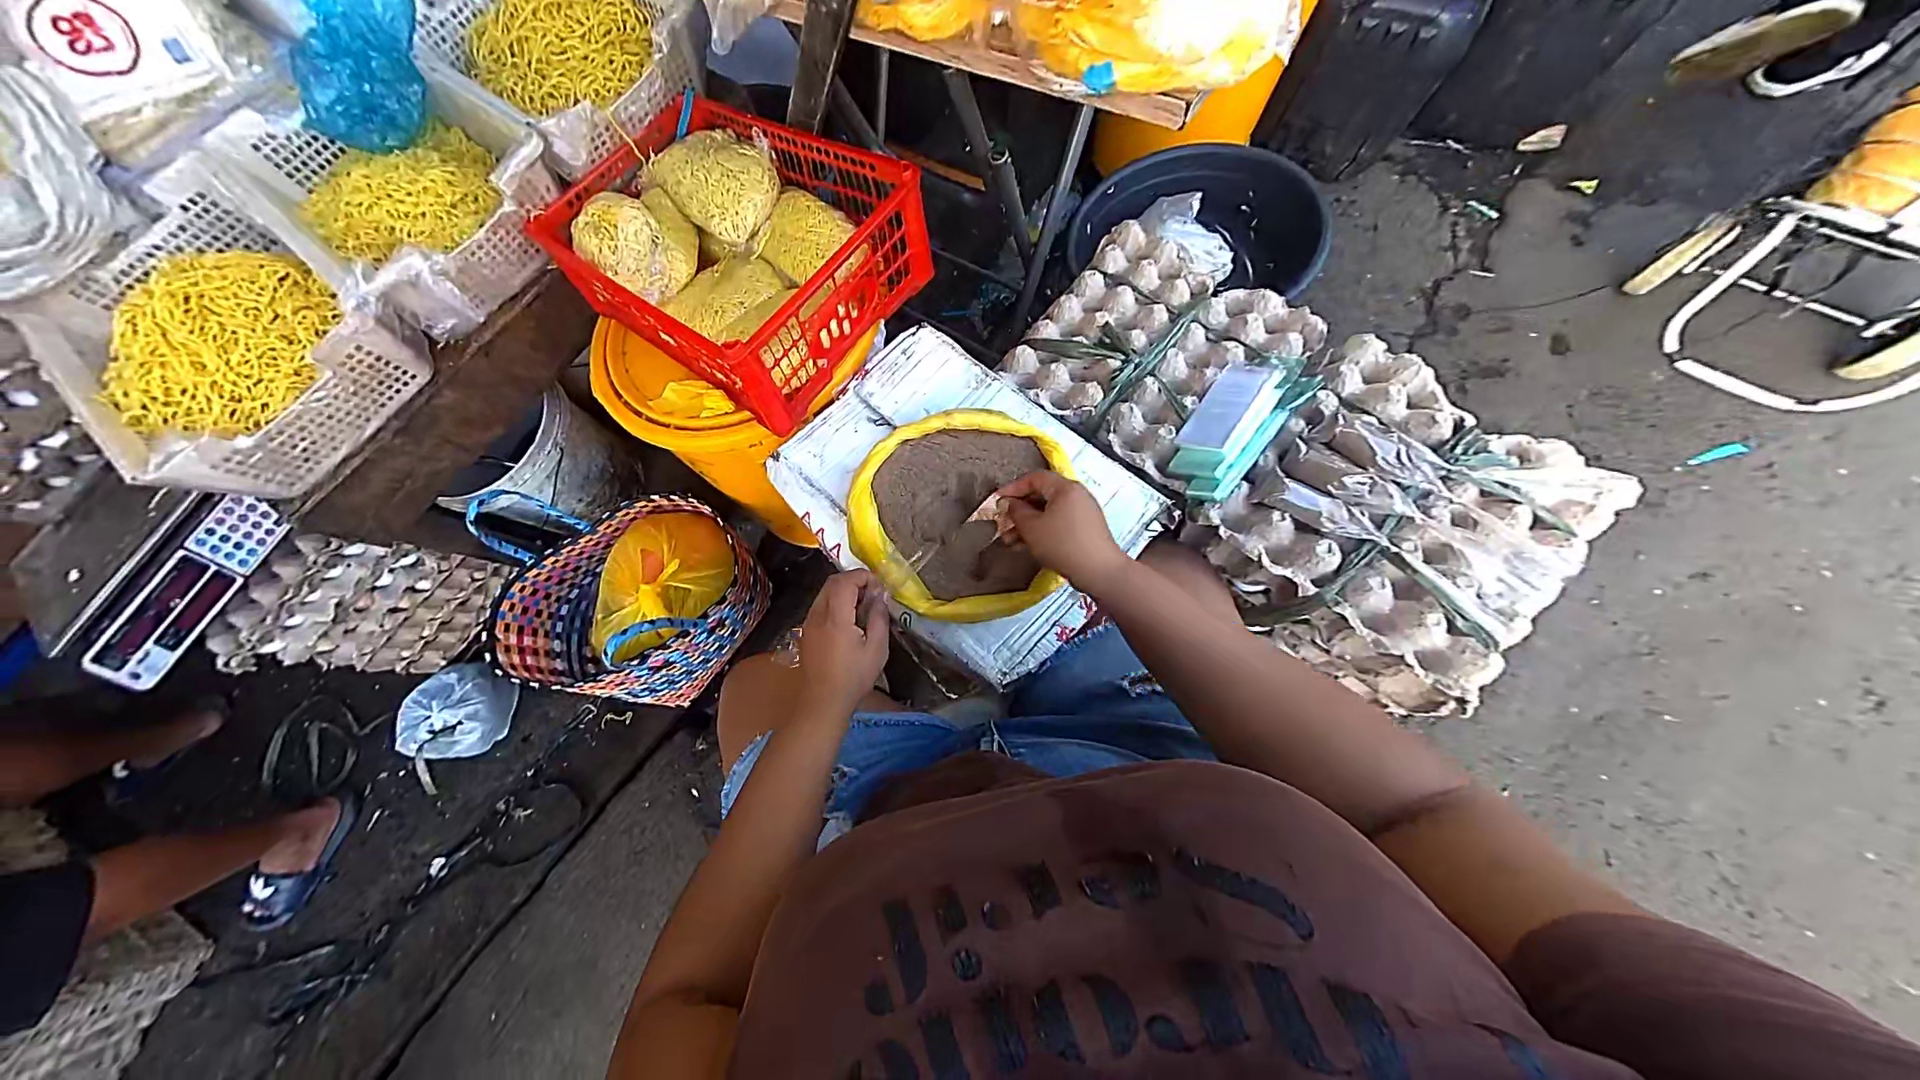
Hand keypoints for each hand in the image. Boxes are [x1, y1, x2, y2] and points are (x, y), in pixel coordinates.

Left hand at [796, 569, 889, 716]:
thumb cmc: (853, 678)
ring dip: (843, 591)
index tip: (878, 587)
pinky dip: (835, 602)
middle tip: (872, 593)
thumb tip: (880, 596)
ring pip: (824, 593)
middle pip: (832, 582)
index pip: (845, 581)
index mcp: (835, 618)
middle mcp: (817, 615)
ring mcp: (809, 623)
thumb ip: (879, 618)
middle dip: (853, 580)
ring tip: (863, 607)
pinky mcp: (806, 632)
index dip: (863, 576)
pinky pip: (820, 606)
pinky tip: (849, 620)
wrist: (823, 702)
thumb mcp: (877, 649)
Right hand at [995, 471, 1131, 594]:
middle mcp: (1076, 495)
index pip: (1034, 478)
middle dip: (1019, 511)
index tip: (997, 501)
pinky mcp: (1085, 529)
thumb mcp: (1032, 527)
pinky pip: (1058, 523)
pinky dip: (1041, 531)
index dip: (1013, 488)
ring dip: (1027, 524)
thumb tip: (1009, 503)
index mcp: (1065, 488)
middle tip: (1002, 524)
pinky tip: (1026, 546)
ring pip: (1048, 512)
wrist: (1098, 571)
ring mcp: (1082, 512)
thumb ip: (1016, 511)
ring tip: (1009, 541)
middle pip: (1041, 496)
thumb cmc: (1062, 544)